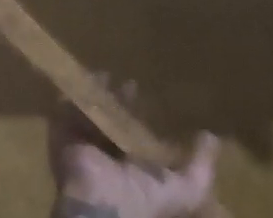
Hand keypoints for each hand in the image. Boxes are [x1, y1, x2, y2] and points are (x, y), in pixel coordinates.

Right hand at [49, 84, 219, 217]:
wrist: (104, 198)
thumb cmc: (146, 194)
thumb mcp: (187, 186)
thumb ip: (200, 163)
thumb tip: (211, 135)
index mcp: (134, 162)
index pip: (138, 133)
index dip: (143, 115)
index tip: (151, 97)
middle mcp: (108, 149)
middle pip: (113, 118)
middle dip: (120, 100)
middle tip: (129, 81)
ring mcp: (83, 137)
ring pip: (89, 108)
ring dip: (96, 92)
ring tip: (106, 74)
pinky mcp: (61, 126)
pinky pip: (64, 104)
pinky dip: (71, 90)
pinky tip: (82, 77)